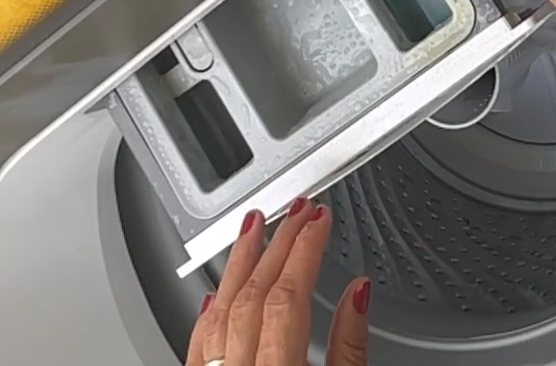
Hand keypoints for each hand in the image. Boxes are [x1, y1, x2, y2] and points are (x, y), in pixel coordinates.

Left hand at [186, 200, 367, 365]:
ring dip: (239, 262)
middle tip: (298, 210)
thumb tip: (359, 292)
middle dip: (279, 243)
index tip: (321, 218)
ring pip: (219, 312)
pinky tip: (217, 292)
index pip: (288, 295)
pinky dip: (209, 313)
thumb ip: (350, 347)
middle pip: (254, 294)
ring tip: (252, 225)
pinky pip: (196, 346)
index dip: (306, 248)